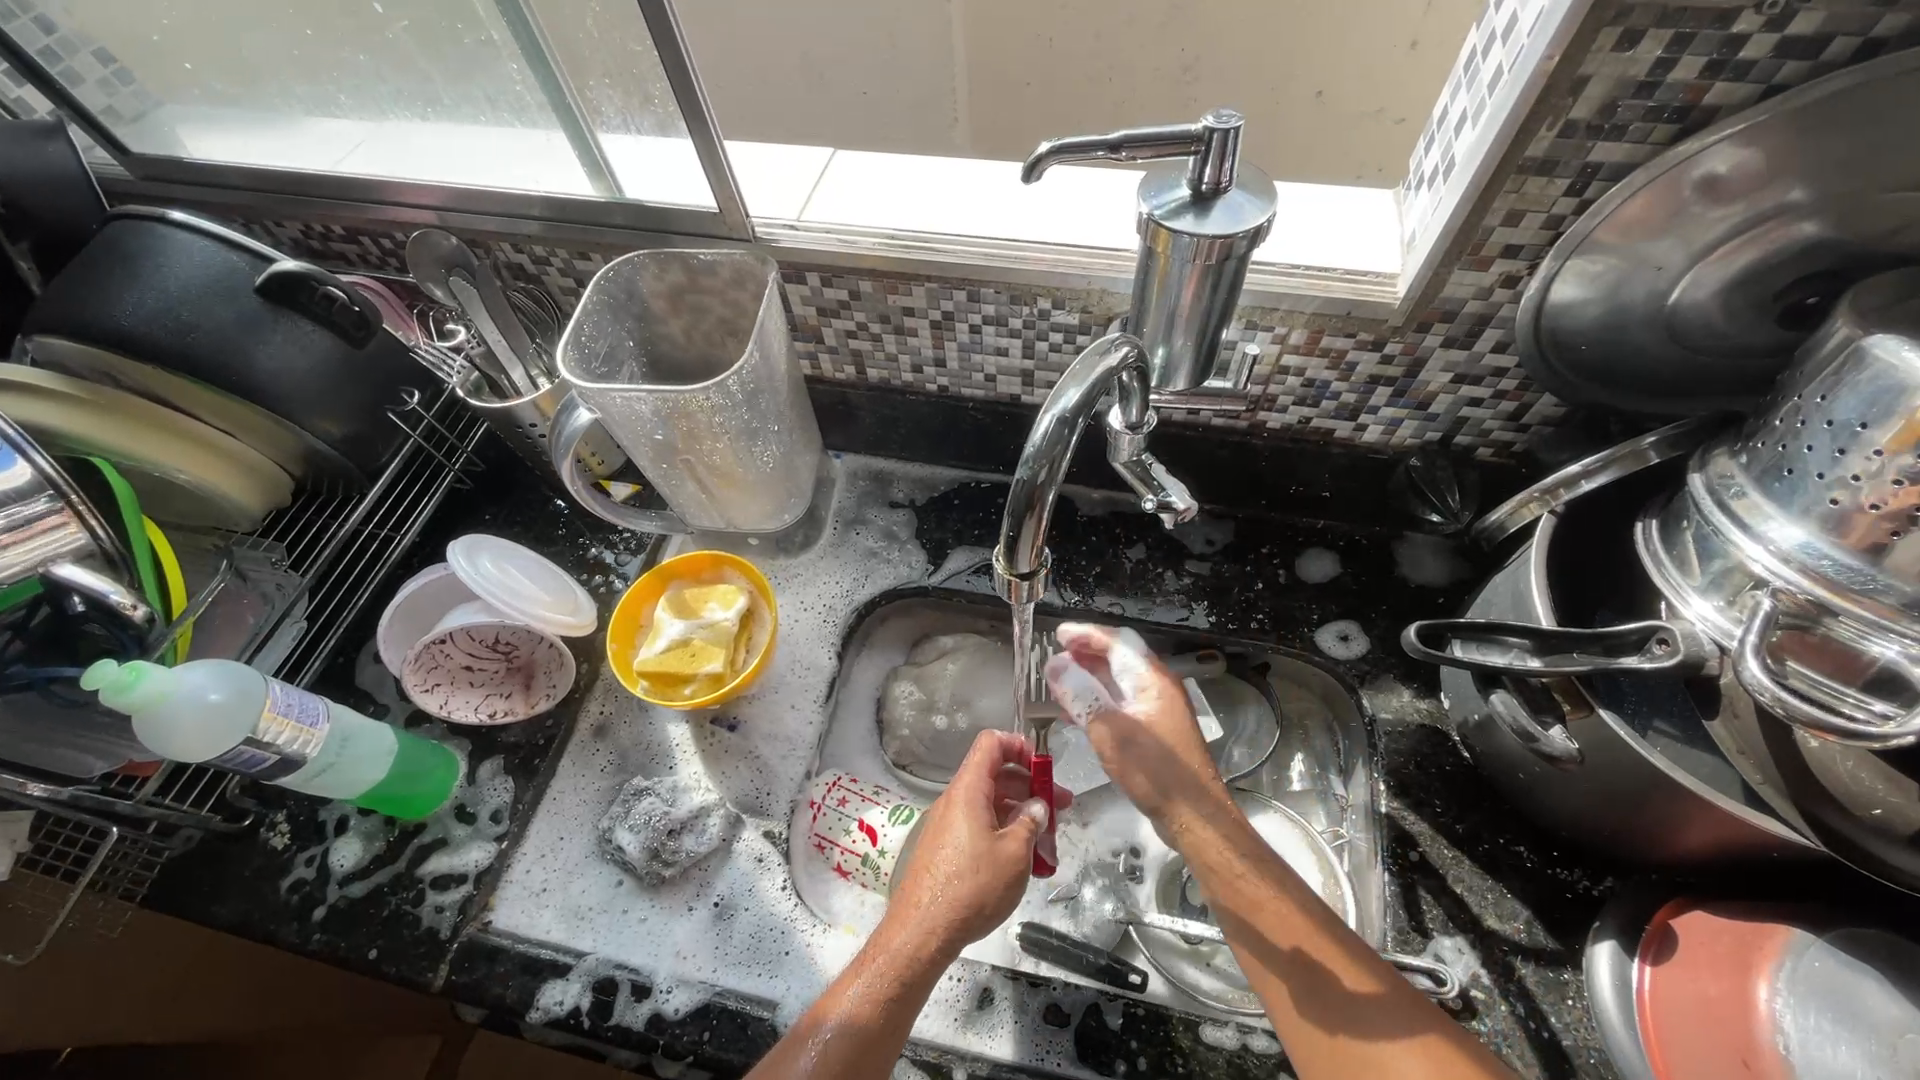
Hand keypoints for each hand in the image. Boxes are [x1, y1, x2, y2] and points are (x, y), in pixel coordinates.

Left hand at [883, 730, 1073, 961]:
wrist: (923, 931)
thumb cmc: (972, 887)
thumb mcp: (1014, 854)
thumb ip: (1030, 823)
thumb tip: (1036, 807)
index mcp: (968, 790)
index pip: (991, 743)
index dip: (1020, 746)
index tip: (1044, 768)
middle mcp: (955, 800)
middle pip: (997, 776)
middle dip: (1032, 788)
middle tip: (1062, 809)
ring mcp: (949, 825)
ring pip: (992, 806)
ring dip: (1023, 817)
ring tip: (1050, 845)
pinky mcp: (948, 849)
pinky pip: (981, 828)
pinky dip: (1006, 836)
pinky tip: (1027, 864)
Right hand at [1045, 622, 1231, 833]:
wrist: (1194, 817)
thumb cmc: (1154, 772)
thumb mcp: (1110, 731)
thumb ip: (1081, 695)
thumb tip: (1055, 664)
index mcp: (1152, 680)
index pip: (1118, 641)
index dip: (1086, 634)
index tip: (1057, 634)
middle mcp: (1158, 687)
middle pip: (1120, 658)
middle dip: (1087, 654)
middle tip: (1056, 656)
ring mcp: (1159, 710)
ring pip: (1120, 682)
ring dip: (1090, 678)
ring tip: (1061, 682)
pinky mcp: (1155, 732)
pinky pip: (1122, 704)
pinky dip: (1098, 701)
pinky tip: (1078, 714)